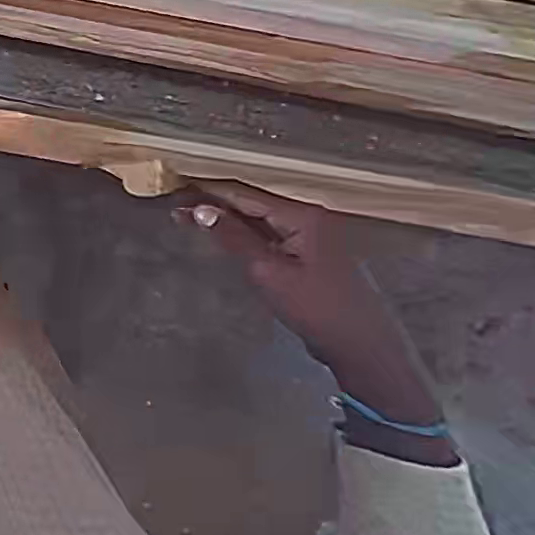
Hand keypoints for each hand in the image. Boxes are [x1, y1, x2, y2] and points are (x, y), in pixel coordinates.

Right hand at [176, 182, 455, 464]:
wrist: (361, 345)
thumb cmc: (315, 306)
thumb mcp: (267, 270)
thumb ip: (234, 236)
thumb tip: (201, 208)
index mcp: (301, 215)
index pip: (244, 195)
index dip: (207, 192)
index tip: (175, 190)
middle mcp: (308, 216)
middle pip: (251, 201)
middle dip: (212, 201)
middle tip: (174, 203)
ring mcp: (310, 234)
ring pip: (257, 216)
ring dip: (223, 215)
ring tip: (186, 215)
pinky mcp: (307, 251)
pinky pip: (267, 230)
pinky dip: (240, 229)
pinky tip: (219, 230)